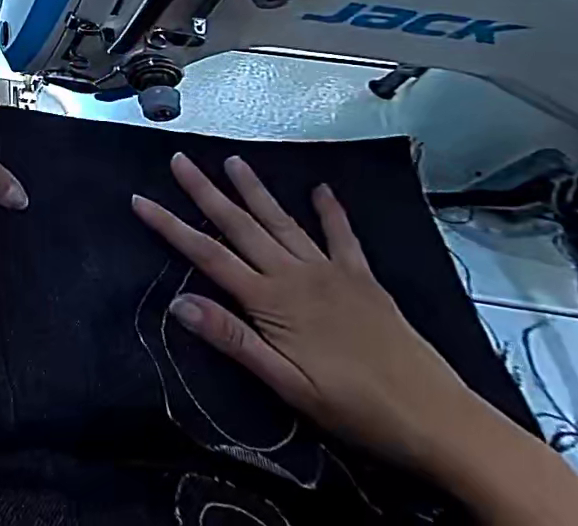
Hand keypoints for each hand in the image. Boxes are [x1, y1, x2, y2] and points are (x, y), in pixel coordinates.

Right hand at [131, 154, 495, 474]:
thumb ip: (233, 338)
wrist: (435, 416)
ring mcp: (331, 270)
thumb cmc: (354, 407)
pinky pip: (341, 236)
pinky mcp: (362, 278)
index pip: (208, 254)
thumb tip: (180, 302)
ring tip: (233, 161)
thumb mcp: (286, 385)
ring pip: (282, 221)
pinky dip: (330, 212)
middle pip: (240, 224)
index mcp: (272, 299)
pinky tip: (321, 189)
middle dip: (205, 192)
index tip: (141, 200)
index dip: (171, 227)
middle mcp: (296, 273)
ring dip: (255, 190)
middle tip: (181, 160)